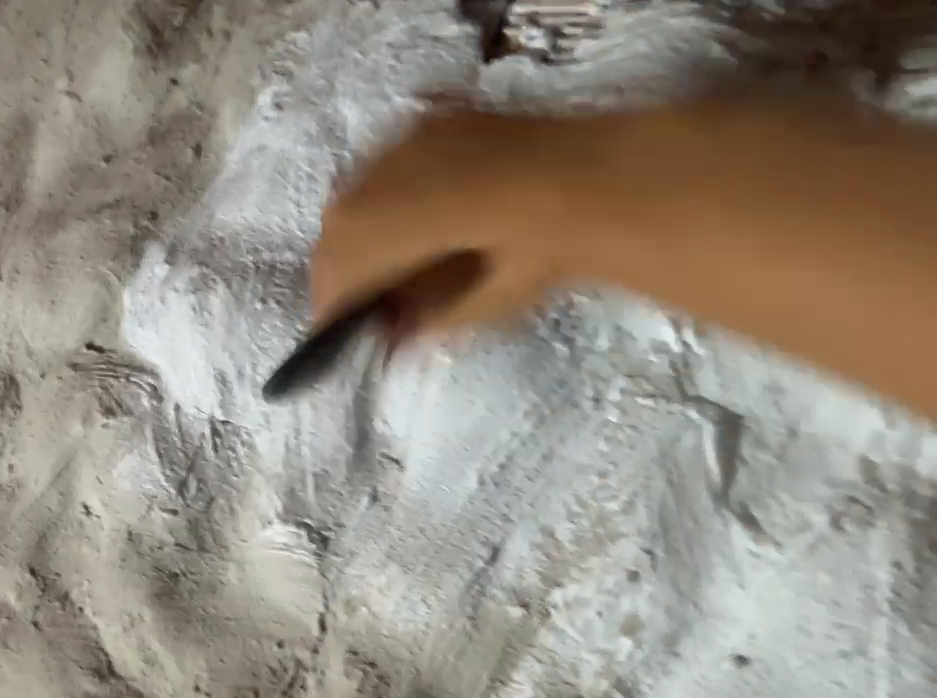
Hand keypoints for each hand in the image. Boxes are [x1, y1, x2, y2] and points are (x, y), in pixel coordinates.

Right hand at [309, 105, 620, 338]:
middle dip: (337, 273)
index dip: (330, 308)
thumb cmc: (540, 251)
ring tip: (376, 261)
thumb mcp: (482, 304)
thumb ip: (426, 320)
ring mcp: (406, 147)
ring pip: (351, 200)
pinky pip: (382, 168)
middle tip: (354, 301)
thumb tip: (392, 334)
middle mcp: (384, 184)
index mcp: (388, 231)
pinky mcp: (431, 125)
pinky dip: (379, 198)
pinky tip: (402, 217)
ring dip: (354, 236)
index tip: (333, 332)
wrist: (606, 173)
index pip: (335, 277)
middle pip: (334, 236)